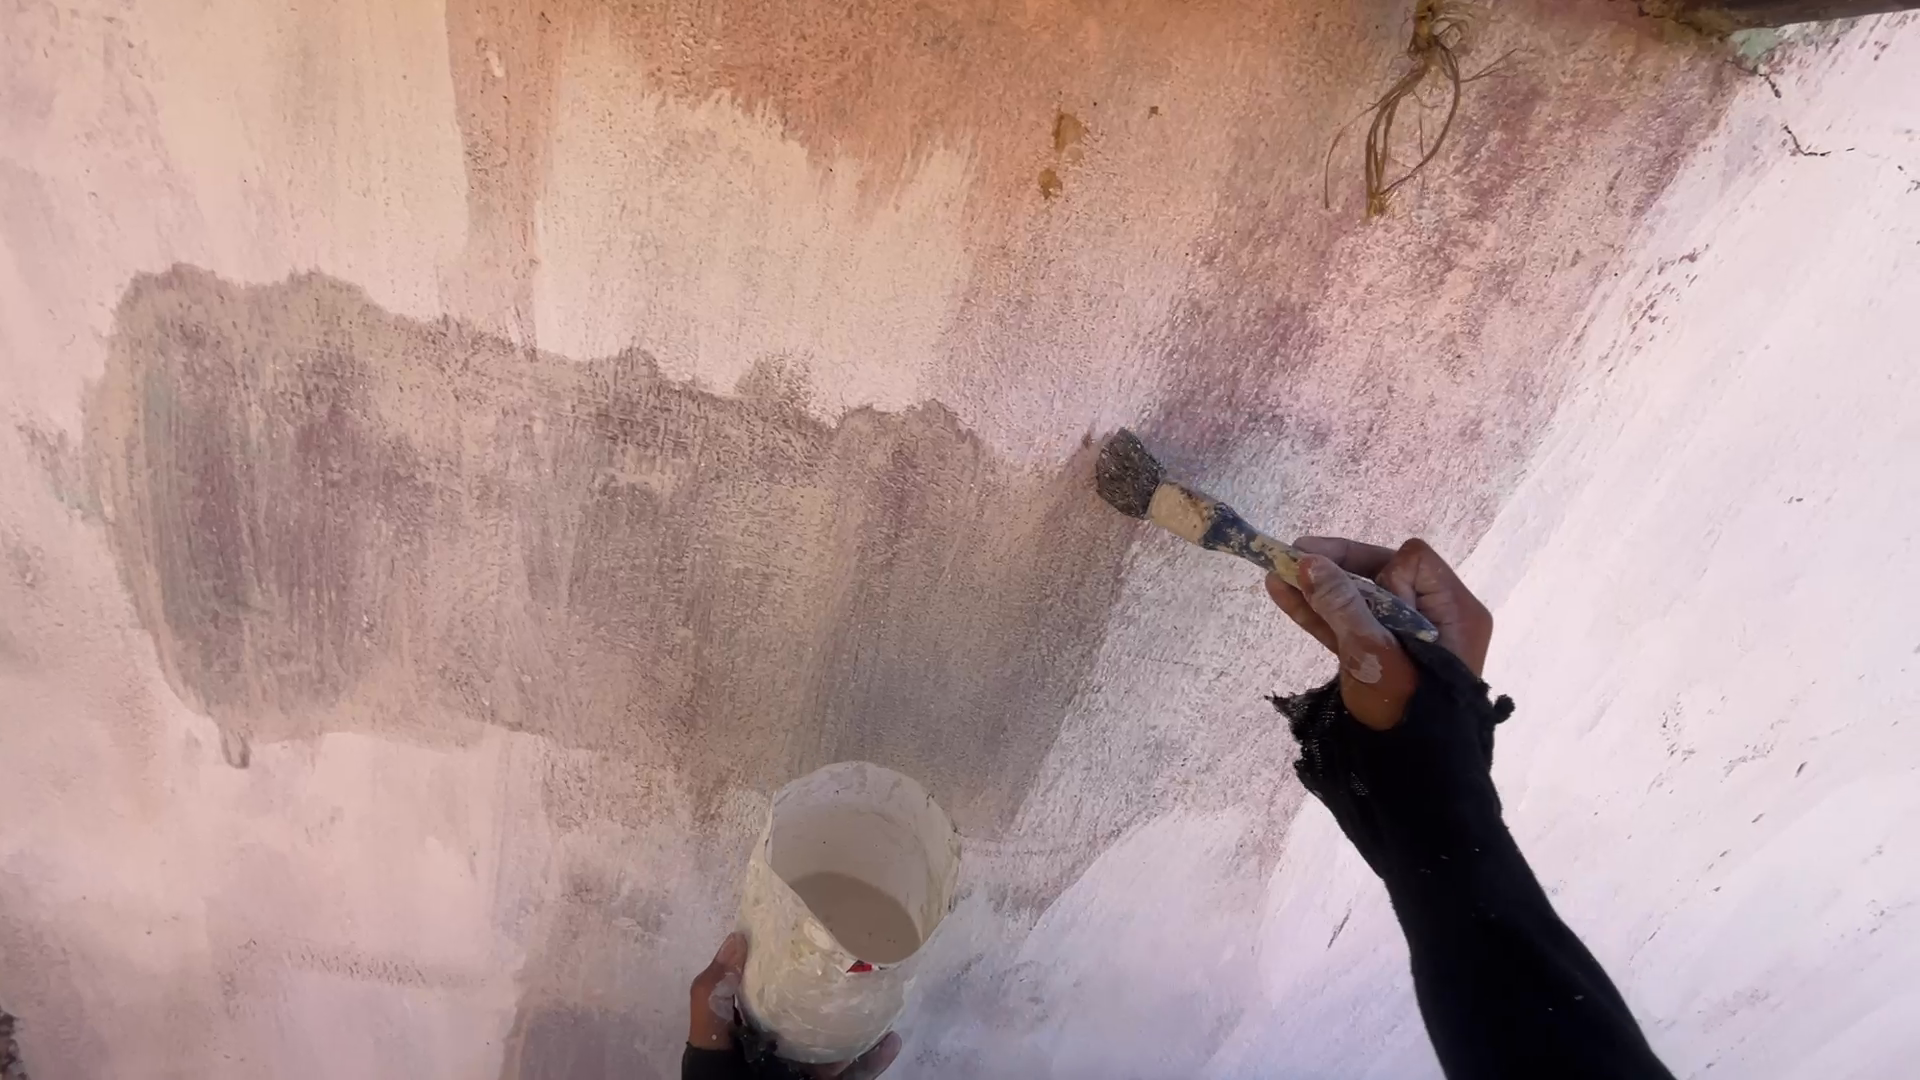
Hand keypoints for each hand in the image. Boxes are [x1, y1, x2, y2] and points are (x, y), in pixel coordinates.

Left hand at [688, 932, 902, 1078]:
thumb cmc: (718, 1078)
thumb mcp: (708, 1039)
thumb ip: (713, 995)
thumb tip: (736, 938)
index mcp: (756, 1028)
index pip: (777, 988)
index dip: (792, 961)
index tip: (814, 931)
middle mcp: (785, 1045)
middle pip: (816, 1011)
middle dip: (838, 988)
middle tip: (861, 957)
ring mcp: (807, 1067)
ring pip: (842, 1039)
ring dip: (864, 1019)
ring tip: (885, 992)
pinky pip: (854, 1073)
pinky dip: (873, 1060)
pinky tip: (890, 1040)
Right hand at [1265, 537, 1491, 730]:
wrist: (1410, 778)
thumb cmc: (1404, 708)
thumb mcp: (1371, 651)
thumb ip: (1341, 604)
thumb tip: (1308, 561)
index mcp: (1452, 611)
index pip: (1412, 562)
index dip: (1374, 566)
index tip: (1341, 582)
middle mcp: (1431, 618)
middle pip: (1380, 575)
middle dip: (1336, 566)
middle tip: (1294, 555)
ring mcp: (1402, 638)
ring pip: (1356, 600)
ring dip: (1318, 587)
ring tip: (1277, 571)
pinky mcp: (1376, 657)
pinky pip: (1345, 624)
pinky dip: (1316, 612)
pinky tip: (1280, 593)